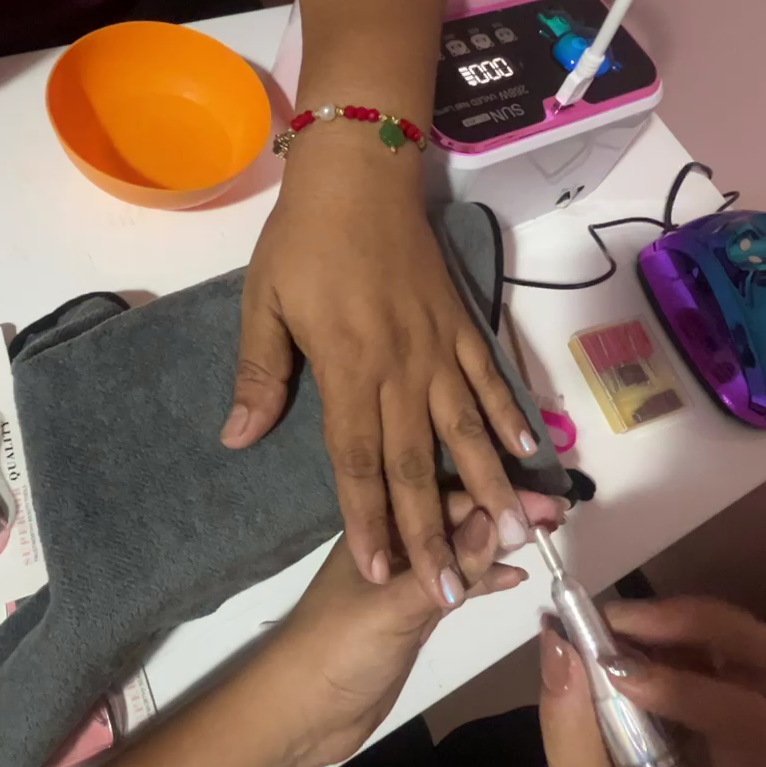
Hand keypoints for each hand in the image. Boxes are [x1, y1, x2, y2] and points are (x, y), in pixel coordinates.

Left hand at [227, 123, 540, 610]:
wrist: (359, 176)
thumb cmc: (303, 241)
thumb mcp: (263, 303)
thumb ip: (260, 374)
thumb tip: (238, 440)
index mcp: (348, 369)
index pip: (358, 461)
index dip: (368, 521)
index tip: (380, 573)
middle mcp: (401, 370)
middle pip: (416, 463)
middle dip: (431, 531)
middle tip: (448, 590)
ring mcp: (440, 348)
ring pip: (466, 431)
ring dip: (487, 488)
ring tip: (514, 537)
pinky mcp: (463, 325)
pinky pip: (491, 379)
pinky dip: (509, 417)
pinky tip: (527, 452)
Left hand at [259, 488, 566, 766]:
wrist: (302, 712)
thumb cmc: (337, 646)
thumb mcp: (395, 604)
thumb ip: (447, 565)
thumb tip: (497, 517)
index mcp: (378, 525)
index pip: (444, 498)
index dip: (493, 496)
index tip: (543, 499)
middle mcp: (393, 542)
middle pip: (455, 519)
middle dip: (502, 515)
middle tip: (557, 515)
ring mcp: (405, 577)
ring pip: (459, 550)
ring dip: (499, 544)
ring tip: (548, 537)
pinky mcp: (414, 611)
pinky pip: (457, 585)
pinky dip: (485, 579)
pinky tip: (517, 576)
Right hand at [536, 598, 765, 766]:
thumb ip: (569, 724)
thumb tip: (558, 640)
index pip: (742, 721)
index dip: (682, 686)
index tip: (610, 670)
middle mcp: (756, 751)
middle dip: (699, 623)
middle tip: (625, 619)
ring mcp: (734, 717)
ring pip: (743, 641)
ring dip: (679, 617)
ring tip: (615, 622)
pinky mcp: (705, 694)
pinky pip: (703, 641)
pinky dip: (661, 623)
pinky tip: (615, 633)